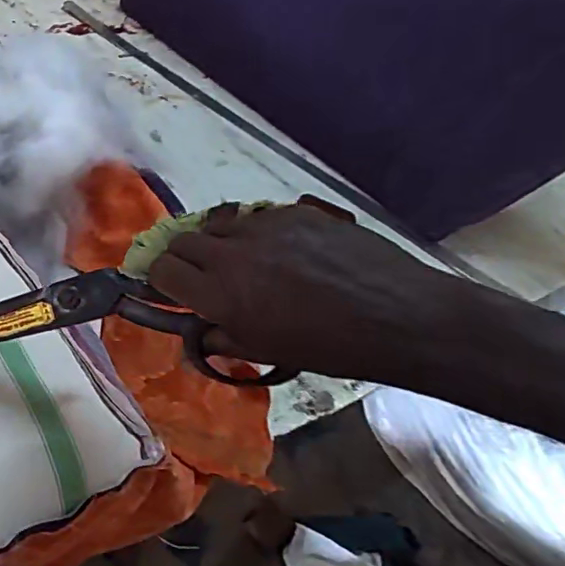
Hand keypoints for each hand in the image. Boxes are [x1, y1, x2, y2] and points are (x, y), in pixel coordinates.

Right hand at [146, 197, 477, 381]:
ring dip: (219, 241)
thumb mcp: (268, 353)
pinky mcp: (293, 212)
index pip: (161, 270)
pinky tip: (284, 250)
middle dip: (185, 258)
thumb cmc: (332, 348)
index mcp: (219, 295)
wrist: (404, 318)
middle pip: (181, 241)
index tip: (172, 288)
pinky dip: (258, 231)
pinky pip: (257, 216)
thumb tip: (199, 331)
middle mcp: (231, 255)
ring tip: (244, 258)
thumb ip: (222, 339)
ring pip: (217, 224)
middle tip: (205, 275)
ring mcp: (263, 227)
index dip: (161, 279)